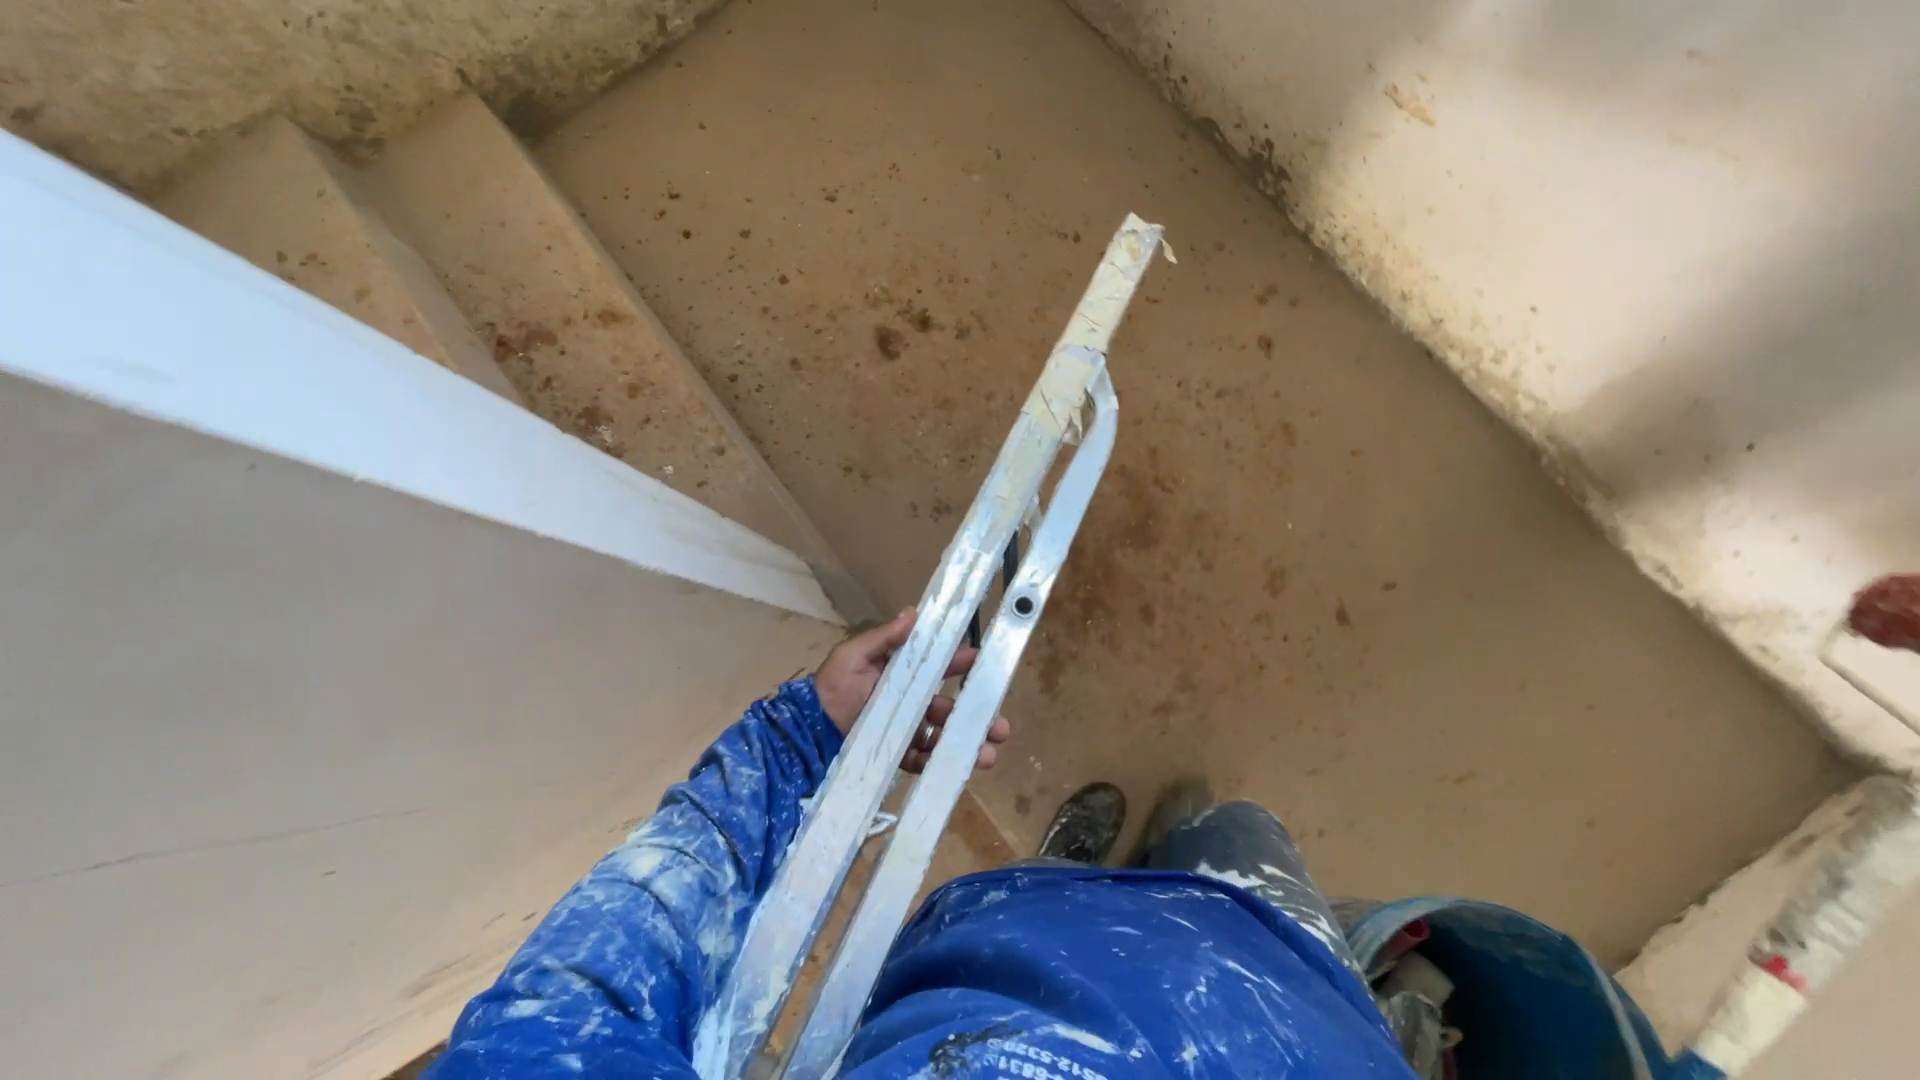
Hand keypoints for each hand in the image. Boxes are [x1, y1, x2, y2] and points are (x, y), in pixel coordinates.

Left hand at [814, 608, 1012, 772]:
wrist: (805, 731)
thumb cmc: (830, 687)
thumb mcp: (852, 655)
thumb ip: (883, 638)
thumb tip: (913, 612)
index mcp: (902, 674)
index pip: (939, 667)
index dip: (963, 665)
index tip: (983, 664)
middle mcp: (909, 702)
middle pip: (950, 708)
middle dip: (977, 715)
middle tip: (1000, 725)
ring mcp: (904, 731)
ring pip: (943, 737)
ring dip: (966, 744)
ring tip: (987, 755)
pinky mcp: (895, 756)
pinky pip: (921, 760)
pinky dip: (937, 764)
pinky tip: (951, 769)